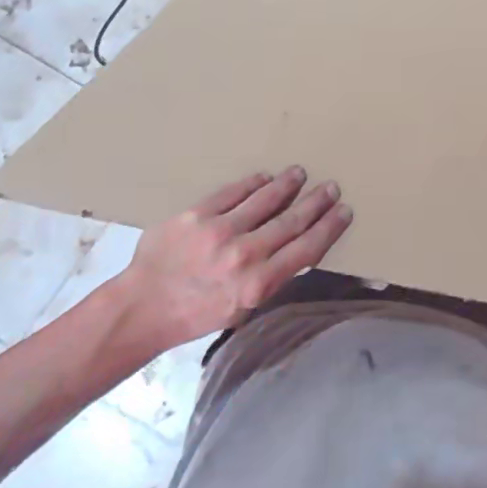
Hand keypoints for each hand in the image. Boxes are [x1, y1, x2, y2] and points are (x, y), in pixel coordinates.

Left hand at [108, 166, 352, 353]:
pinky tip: (264, 177)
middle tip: (331, 187)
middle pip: (292, 221)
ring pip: (265, 199)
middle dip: (316, 202)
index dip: (330, 227)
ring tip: (300, 173)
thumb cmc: (195, 314)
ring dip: (287, 185)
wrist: (142, 307)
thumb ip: (270, 278)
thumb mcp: (242, 308)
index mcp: (259, 284)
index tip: (344, 211)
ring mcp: (219, 232)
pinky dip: (252, 183)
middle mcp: (244, 255)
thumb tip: (295, 248)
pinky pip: (232, 192)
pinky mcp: (195, 215)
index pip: (306, 248)